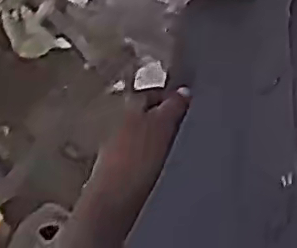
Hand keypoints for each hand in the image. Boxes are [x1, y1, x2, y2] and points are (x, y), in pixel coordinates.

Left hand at [60, 88, 188, 247]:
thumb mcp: (165, 123)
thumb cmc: (136, 160)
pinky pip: (133, 157)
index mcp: (129, 105)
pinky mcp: (110, 173)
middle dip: (161, 118)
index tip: (186, 102)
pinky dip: (144, 159)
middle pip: (144, 114)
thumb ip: (175, 104)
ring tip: (167, 147)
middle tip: (179, 124)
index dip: (171, 96)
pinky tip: (151, 167)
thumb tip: (184, 92)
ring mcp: (111, 150)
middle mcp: (117, 124)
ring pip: (138, 136)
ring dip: (152, 139)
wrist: (110, 204)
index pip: (153, 91)